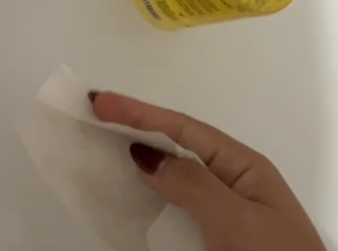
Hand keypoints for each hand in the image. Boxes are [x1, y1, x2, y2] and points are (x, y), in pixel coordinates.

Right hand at [90, 91, 324, 250]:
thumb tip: (145, 153)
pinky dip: (151, 204)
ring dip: (140, 163)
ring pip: (174, 179)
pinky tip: (131, 202)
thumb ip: (192, 185)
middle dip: (136, 128)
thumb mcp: (238, 223)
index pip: (183, 128)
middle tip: (94, 115)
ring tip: (103, 149)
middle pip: (177, 146)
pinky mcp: (216, 244)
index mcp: (243, 166)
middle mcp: (233, 183)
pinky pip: (176, 215)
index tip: (100, 102)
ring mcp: (224, 216)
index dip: (140, 112)